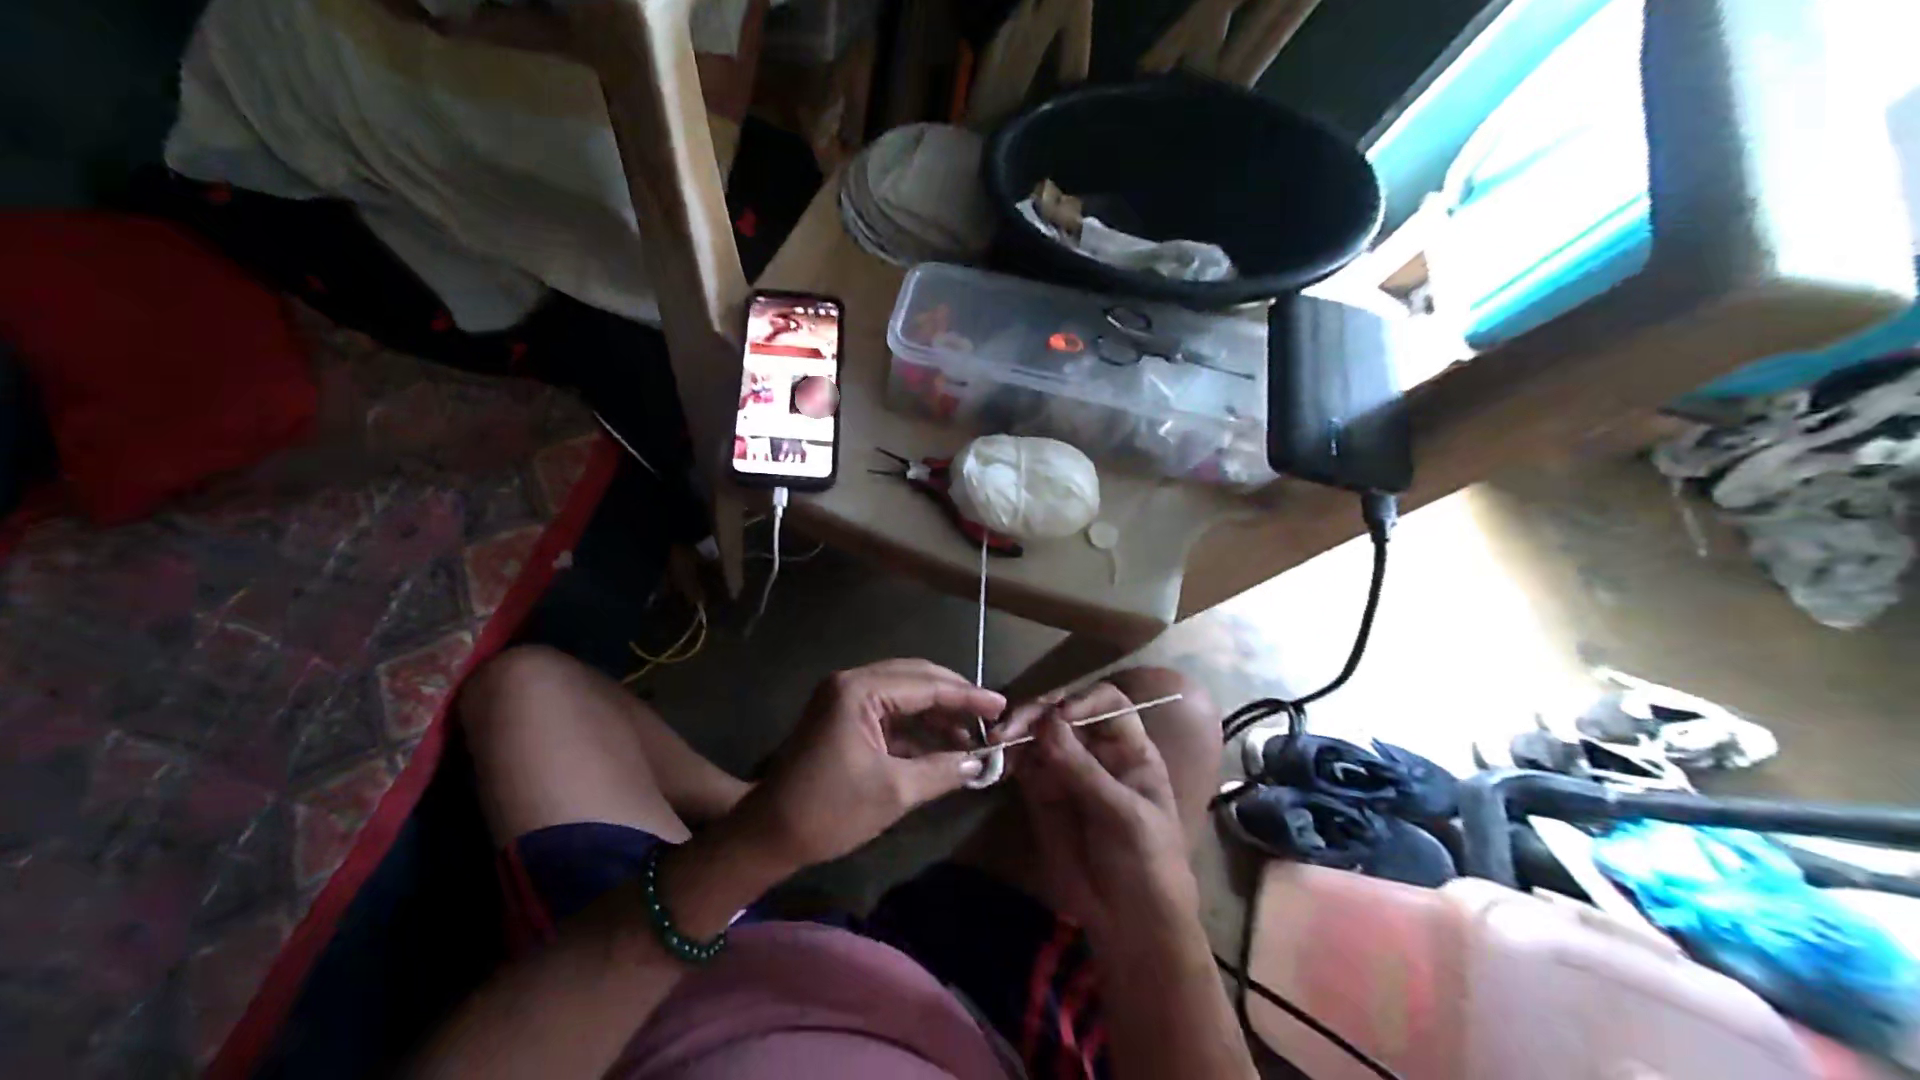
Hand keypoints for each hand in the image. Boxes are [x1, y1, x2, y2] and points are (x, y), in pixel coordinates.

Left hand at [736, 660, 1005, 870]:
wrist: (769, 835)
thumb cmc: (830, 810)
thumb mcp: (895, 792)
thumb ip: (943, 770)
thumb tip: (979, 763)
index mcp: (860, 690)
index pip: (926, 684)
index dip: (967, 696)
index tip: (1001, 705)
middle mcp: (852, 682)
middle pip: (916, 678)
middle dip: (954, 698)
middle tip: (989, 716)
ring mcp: (844, 698)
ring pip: (904, 694)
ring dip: (936, 713)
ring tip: (971, 737)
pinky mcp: (843, 717)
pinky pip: (889, 712)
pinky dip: (916, 727)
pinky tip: (942, 745)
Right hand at [1015, 683, 1198, 945]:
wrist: (1131, 925)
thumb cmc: (1147, 864)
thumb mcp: (1124, 815)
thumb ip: (1083, 769)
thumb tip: (1047, 720)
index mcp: (1130, 750)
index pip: (1108, 703)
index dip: (1082, 700)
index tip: (1058, 716)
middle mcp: (1096, 752)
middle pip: (1064, 713)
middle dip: (1038, 713)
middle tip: (1010, 728)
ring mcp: (1067, 771)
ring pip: (1038, 734)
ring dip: (1017, 731)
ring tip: (998, 741)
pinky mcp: (1042, 793)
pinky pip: (1022, 763)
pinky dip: (1007, 757)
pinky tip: (996, 760)